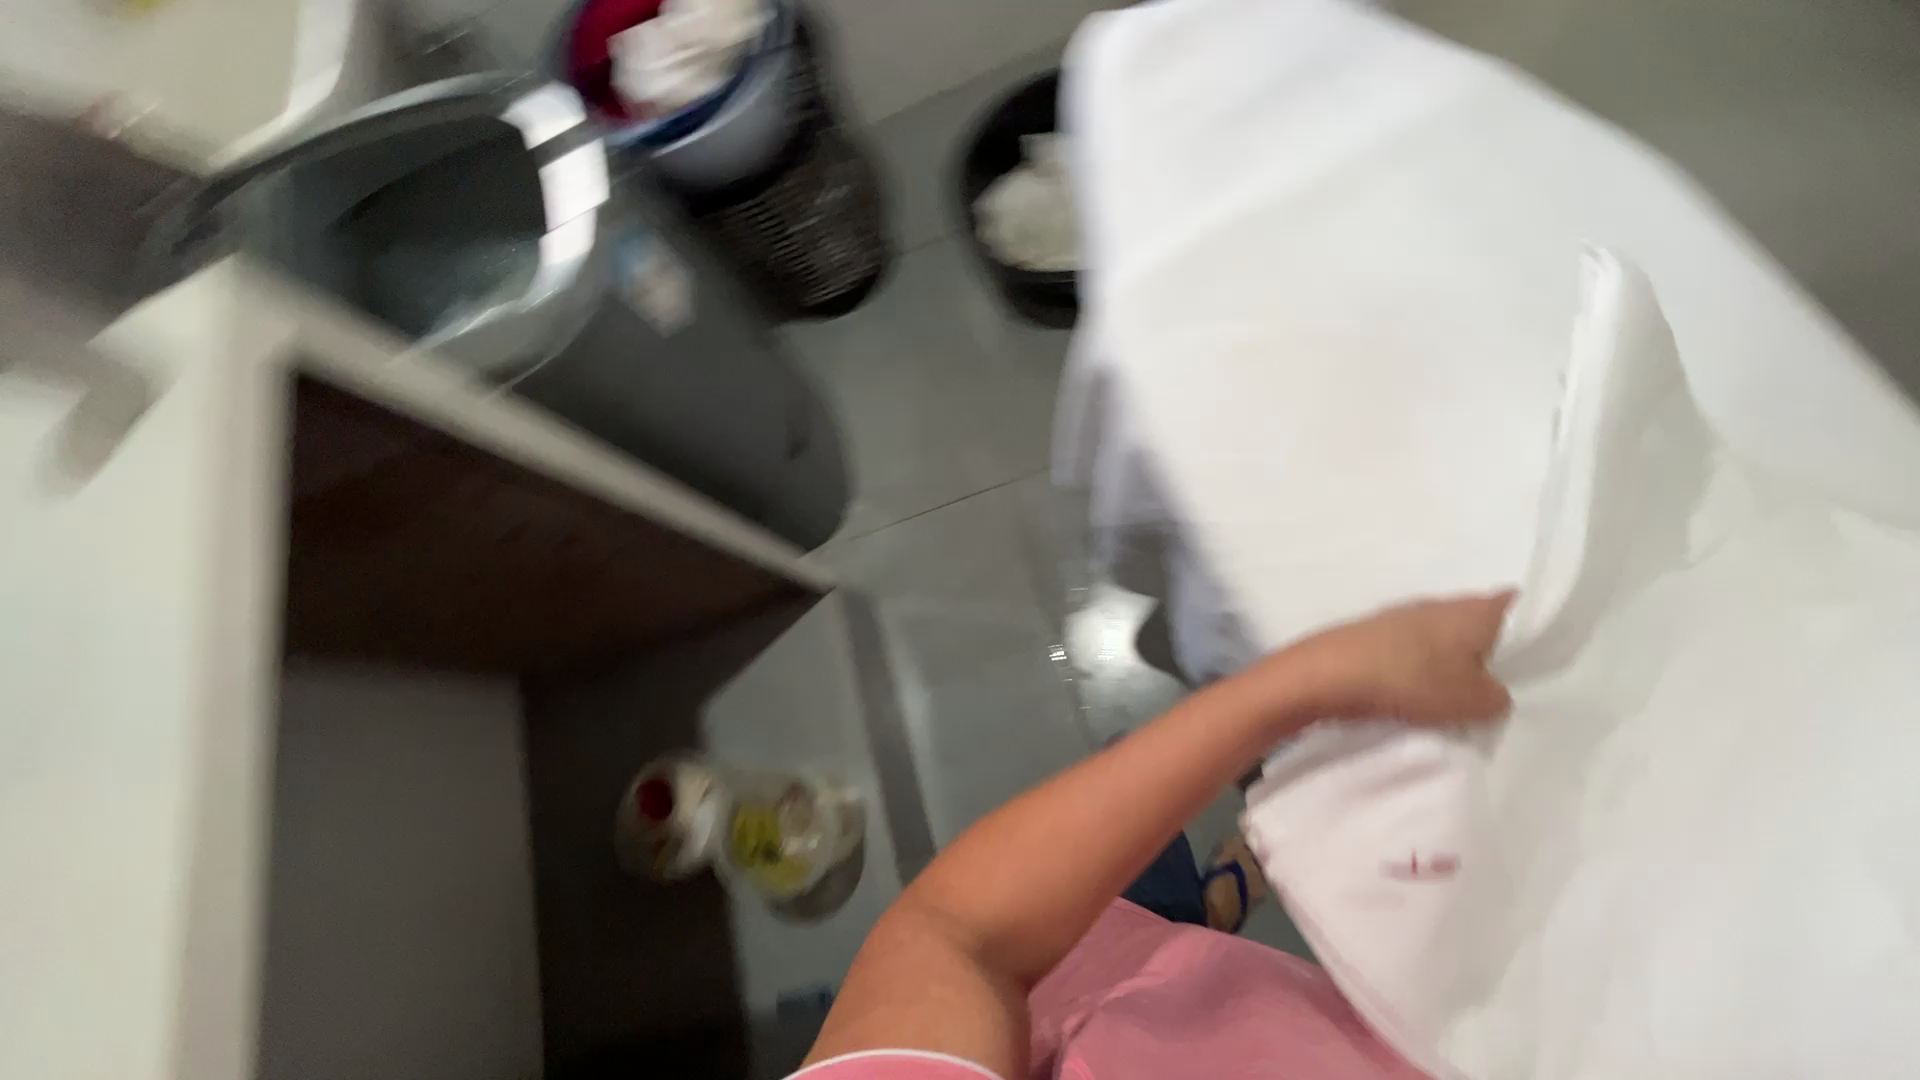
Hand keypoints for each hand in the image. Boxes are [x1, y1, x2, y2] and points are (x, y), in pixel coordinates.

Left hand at [1273, 591, 1514, 726]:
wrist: (1324, 675)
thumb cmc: (1409, 679)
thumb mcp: (1476, 702)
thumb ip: (1499, 695)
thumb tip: (1492, 690)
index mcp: (1472, 608)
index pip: (1516, 604)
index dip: (1533, 625)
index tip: (1542, 655)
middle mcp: (1437, 603)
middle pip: (1476, 625)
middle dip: (1487, 652)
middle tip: (1498, 688)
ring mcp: (1398, 617)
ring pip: (1440, 639)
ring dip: (1447, 664)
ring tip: (1455, 699)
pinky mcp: (1369, 635)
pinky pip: (1408, 652)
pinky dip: (1415, 670)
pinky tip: (1414, 695)